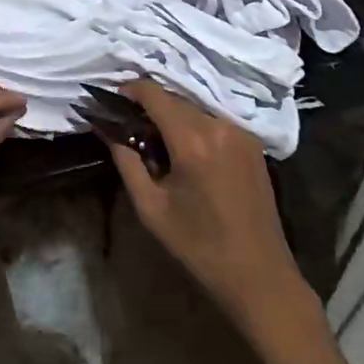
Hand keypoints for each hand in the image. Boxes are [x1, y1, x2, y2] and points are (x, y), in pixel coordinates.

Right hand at [104, 81, 354, 363]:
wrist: (257, 273)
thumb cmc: (198, 245)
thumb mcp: (151, 208)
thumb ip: (127, 161)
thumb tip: (106, 129)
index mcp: (192, 140)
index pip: (156, 94)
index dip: (132, 89)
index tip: (114, 98)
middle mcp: (218, 125)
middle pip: (177, 99)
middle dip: (152, 106)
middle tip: (132, 126)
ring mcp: (240, 130)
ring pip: (197, 108)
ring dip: (175, 116)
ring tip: (159, 141)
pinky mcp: (253, 141)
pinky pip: (216, 120)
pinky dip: (197, 125)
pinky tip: (190, 151)